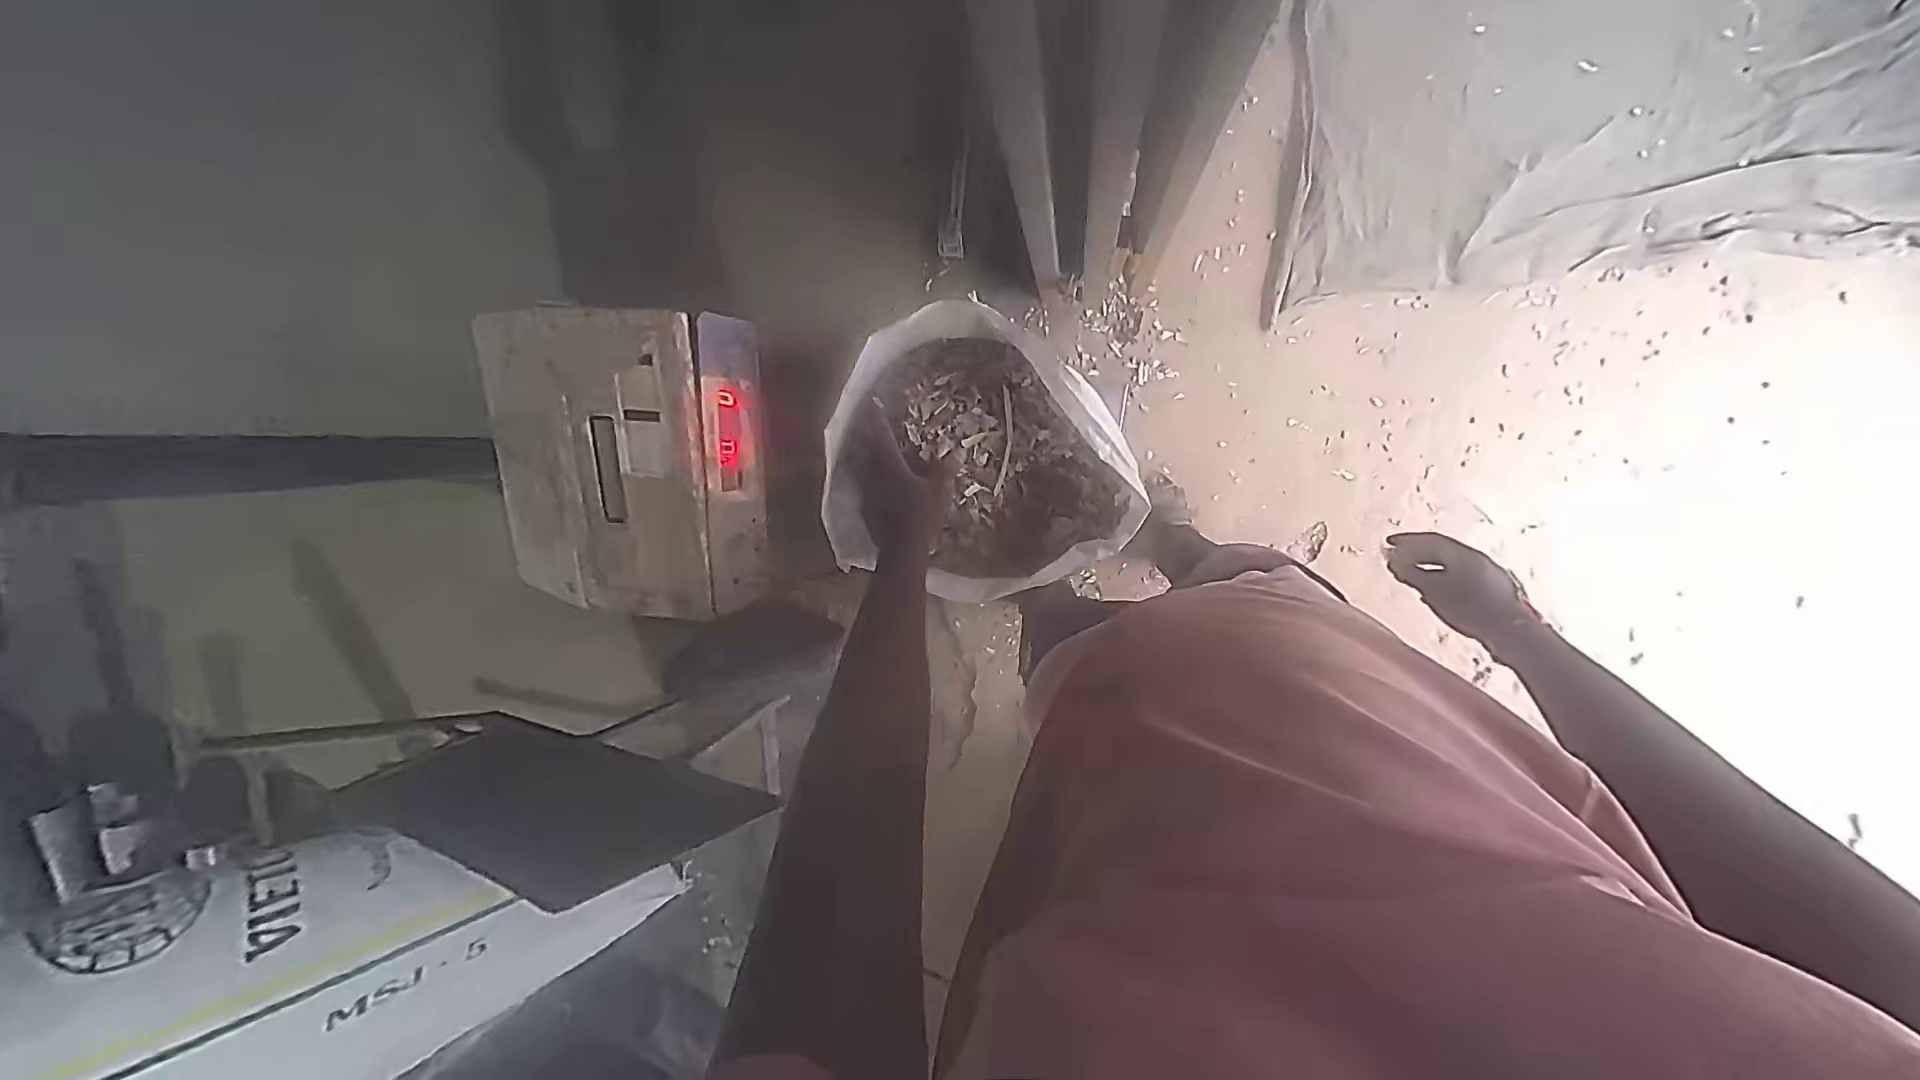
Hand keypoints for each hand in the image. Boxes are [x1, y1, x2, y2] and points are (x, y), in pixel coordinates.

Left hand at [851, 400, 947, 560]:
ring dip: (863, 456)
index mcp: (891, 466)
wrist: (902, 551)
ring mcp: (866, 492)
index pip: (881, 436)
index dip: (877, 420)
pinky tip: (873, 481)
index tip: (872, 405)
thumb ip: (943, 471)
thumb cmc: (923, 517)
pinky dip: (867, 478)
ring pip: (861, 467)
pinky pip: (863, 485)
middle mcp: (873, 475)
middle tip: (867, 425)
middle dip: (866, 436)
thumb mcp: (939, 492)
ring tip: (868, 450)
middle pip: (865, 449)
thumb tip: (952, 454)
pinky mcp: (864, 508)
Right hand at [1385, 532, 1541, 657]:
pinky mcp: (1494, 590)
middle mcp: (1478, 559)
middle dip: (1416, 553)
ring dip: (1429, 566)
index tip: (1389, 542)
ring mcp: (1489, 574)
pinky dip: (1443, 577)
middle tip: (1396, 557)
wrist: (1509, 632)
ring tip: (1411, 575)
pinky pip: (1462, 576)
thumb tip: (1393, 560)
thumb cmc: (1469, 608)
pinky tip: (1434, 590)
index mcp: (1463, 554)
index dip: (1406, 540)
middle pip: (1441, 550)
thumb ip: (1410, 572)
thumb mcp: (1431, 590)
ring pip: (1452, 563)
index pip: (1429, 540)